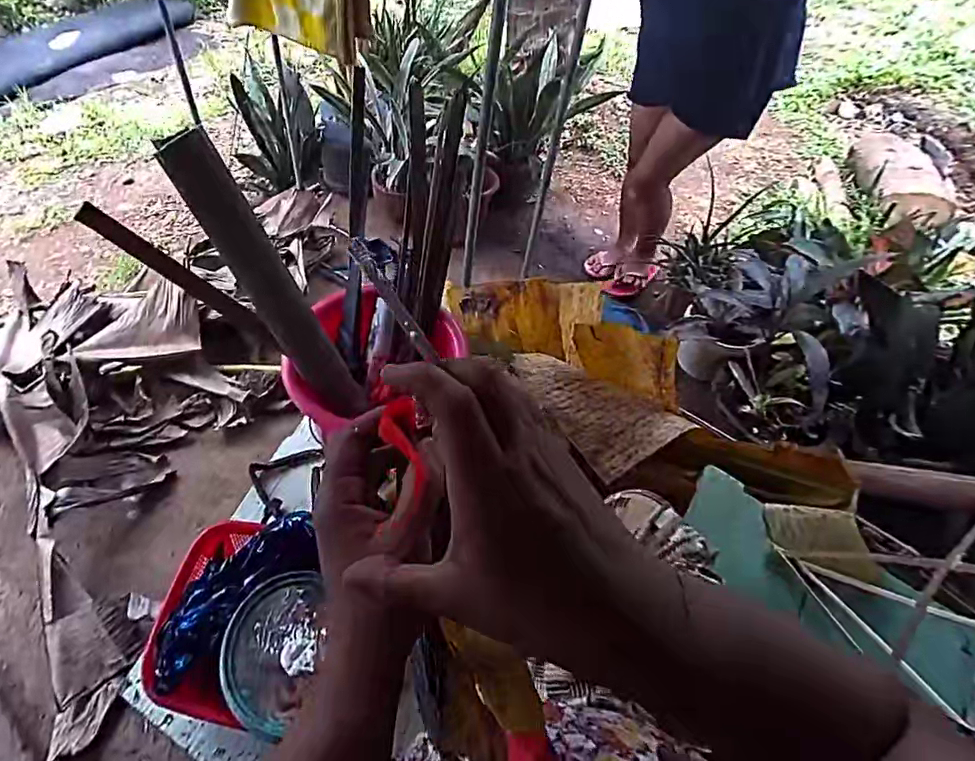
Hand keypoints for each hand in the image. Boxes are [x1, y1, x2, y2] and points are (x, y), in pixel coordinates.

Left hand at [314, 407, 438, 660]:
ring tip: (435, 445)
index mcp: (337, 497)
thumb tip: (438, 442)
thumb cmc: (385, 601)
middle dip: (393, 434)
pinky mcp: (361, 530)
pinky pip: (379, 490)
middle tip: (431, 423)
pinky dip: (400, 479)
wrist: (368, 657)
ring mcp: (348, 516)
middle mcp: (336, 500)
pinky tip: (429, 479)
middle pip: (360, 450)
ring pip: (372, 470)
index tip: (415, 406)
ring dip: (399, 456)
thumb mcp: (410, 537)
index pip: (349, 437)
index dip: (379, 416)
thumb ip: (424, 486)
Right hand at [345, 359, 660, 673]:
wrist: (623, 608)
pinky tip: (484, 428)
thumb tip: (351, 578)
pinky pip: (523, 403)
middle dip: (440, 367)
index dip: (416, 375)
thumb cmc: (537, 603)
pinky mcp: (561, 452)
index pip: (451, 397)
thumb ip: (399, 583)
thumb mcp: (459, 598)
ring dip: (469, 376)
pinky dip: (495, 395)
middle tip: (412, 387)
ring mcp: (544, 444)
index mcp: (485, 472)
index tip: (387, 378)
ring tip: (443, 400)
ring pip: (506, 384)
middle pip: (481, 374)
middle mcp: (516, 444)